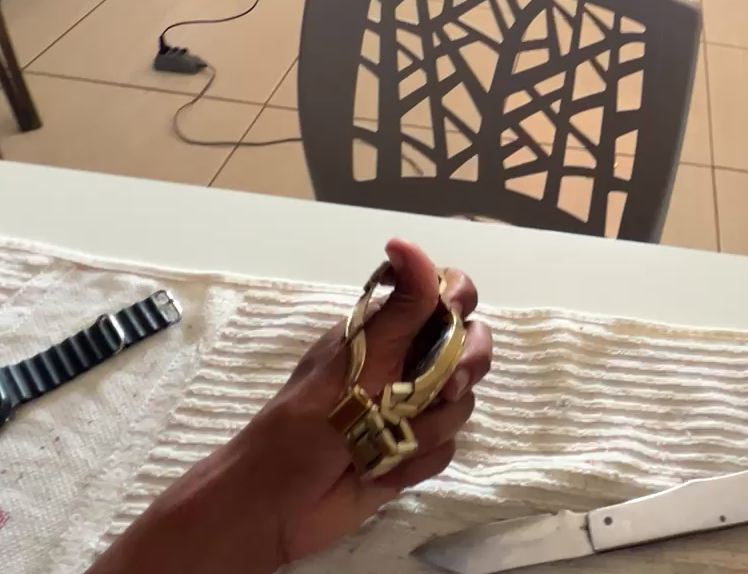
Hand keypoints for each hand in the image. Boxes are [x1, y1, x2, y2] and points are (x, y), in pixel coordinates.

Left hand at [87, 240, 493, 573]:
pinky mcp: (416, 449)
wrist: (274, 508)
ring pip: (463, 401)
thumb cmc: (309, 421)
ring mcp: (416, 406)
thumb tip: (403, 241)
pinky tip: (385, 468)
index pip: (449, 293)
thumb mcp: (360, 357)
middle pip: (473, 345)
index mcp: (394, 329)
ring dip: (429, 426)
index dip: (461, 300)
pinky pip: (448, 447)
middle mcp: (410, 361)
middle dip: (467, 368)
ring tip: (389, 441)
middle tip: (447, 388)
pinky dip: (418, 461)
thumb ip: (401, 305)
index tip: (455, 315)